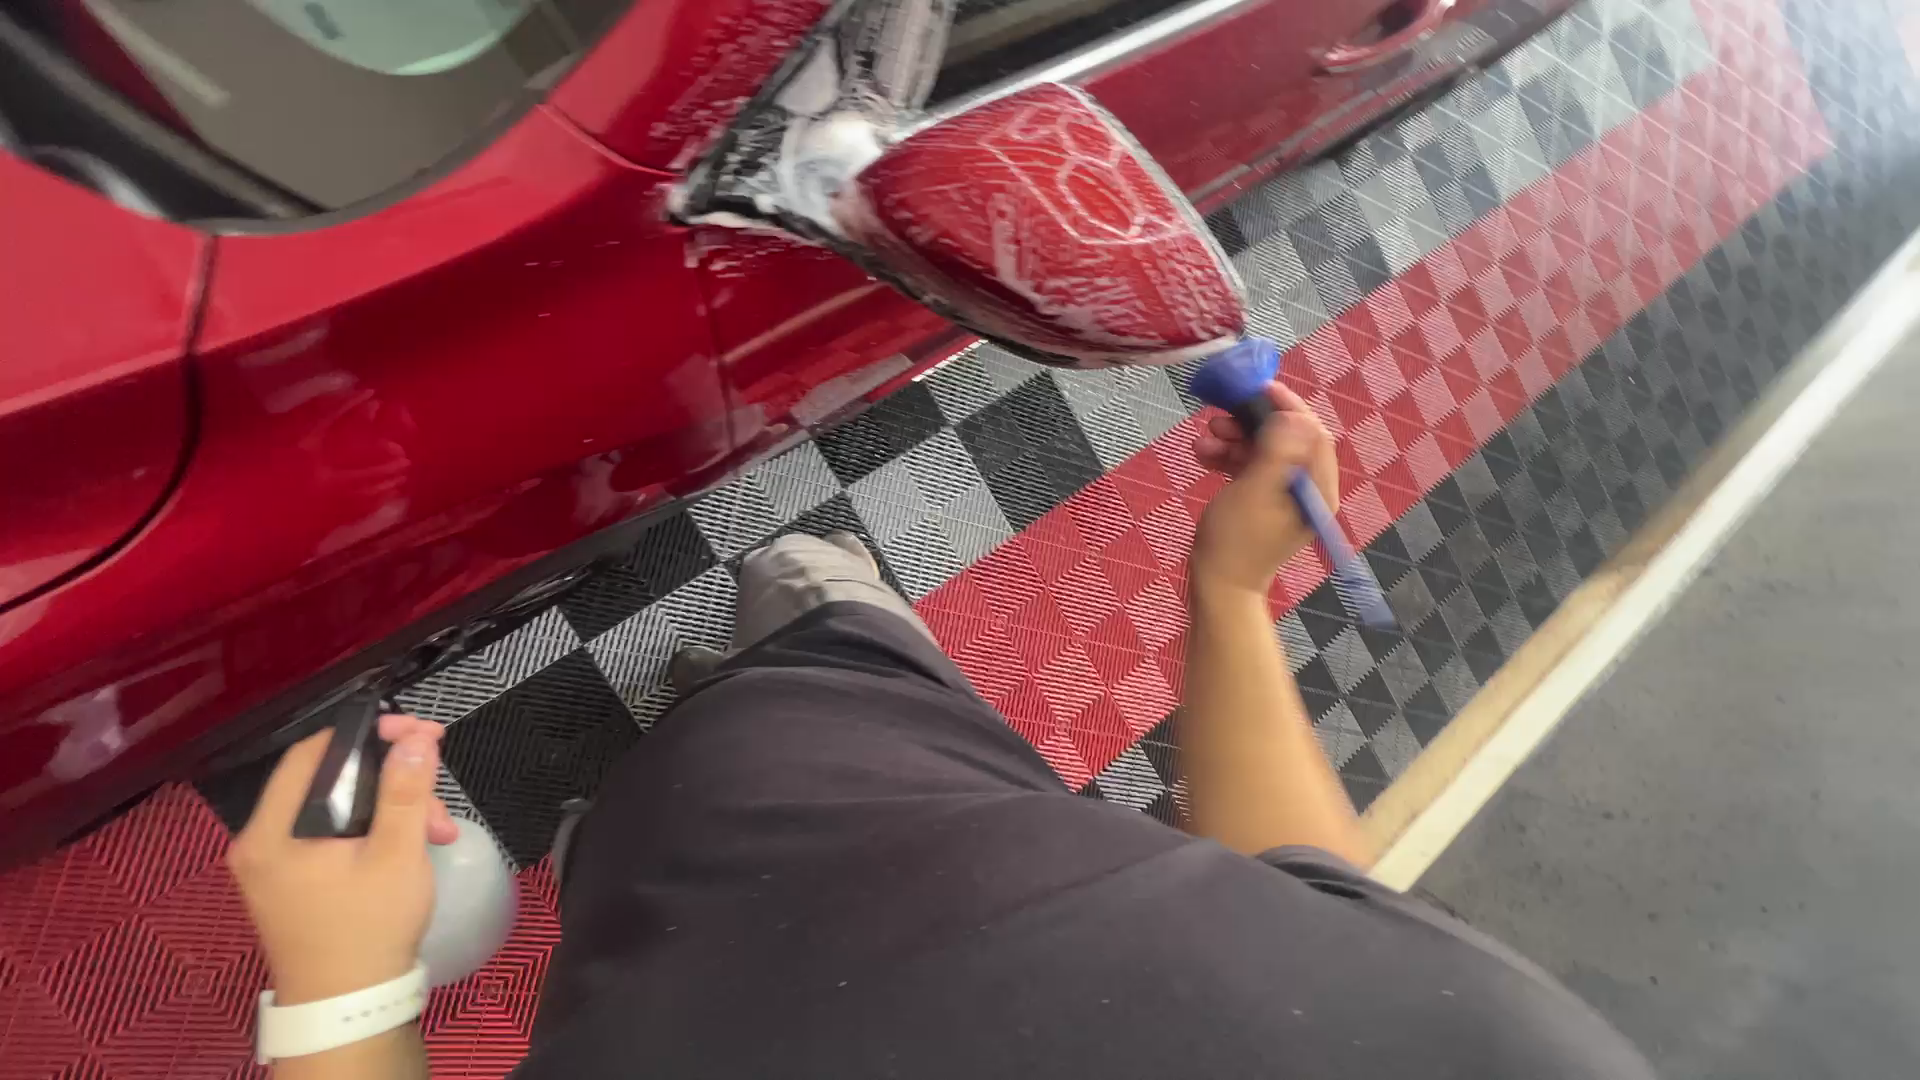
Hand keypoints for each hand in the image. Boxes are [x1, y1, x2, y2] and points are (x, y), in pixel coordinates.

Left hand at [227, 714, 458, 1004]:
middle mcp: (265, 841)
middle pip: (333, 778)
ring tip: (438, 826)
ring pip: (344, 805)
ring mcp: (279, 861)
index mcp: (274, 832)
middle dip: (395, 775)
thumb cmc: (369, 923)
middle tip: (438, 779)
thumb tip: (416, 736)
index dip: (367, 732)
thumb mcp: (397, 852)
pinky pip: (341, 830)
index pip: (312, 753)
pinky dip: (381, 827)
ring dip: (397, 804)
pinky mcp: (298, 876)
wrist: (351, 1000)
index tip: (419, 731)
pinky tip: (419, 839)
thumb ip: (405, 790)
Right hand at [1191, 379, 1337, 595]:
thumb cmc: (1235, 542)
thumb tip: (1295, 416)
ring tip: (1203, 440)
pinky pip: (1248, 469)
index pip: (1313, 435)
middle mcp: (1305, 490)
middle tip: (1219, 418)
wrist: (1217, 587)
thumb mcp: (1255, 492)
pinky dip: (1228, 458)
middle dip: (1252, 424)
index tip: (1258, 388)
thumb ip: (1278, 452)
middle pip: (1286, 440)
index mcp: (1316, 490)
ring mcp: (1282, 497)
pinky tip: (1203, 454)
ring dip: (1233, 440)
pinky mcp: (1260, 503)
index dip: (1288, 407)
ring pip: (1263, 452)